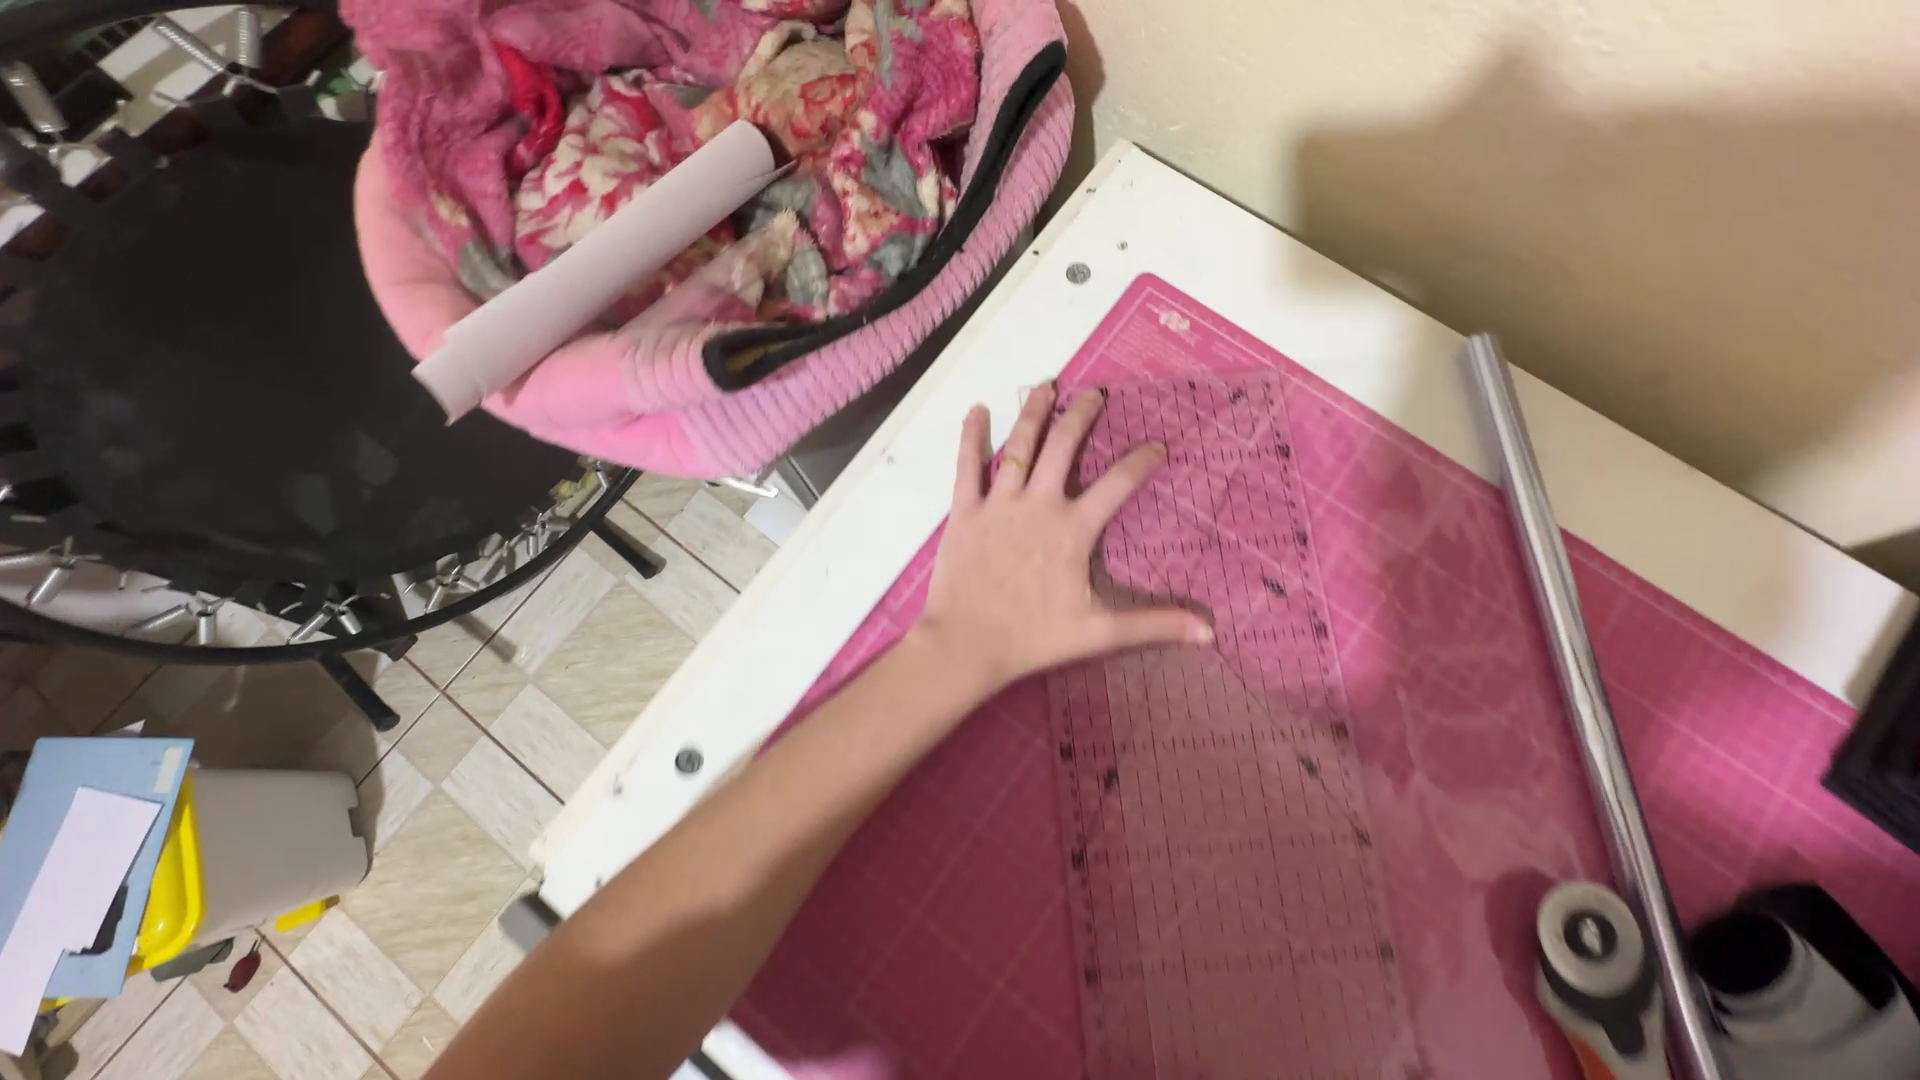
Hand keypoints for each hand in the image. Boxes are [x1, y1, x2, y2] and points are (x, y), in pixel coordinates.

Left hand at [914, 382, 1213, 690]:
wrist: (966, 644)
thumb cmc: (1033, 638)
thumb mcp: (1099, 632)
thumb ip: (1154, 624)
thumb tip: (1208, 631)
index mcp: (1073, 529)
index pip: (1118, 483)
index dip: (1141, 460)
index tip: (1158, 445)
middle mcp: (1038, 505)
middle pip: (1064, 446)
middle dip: (1082, 415)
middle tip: (1094, 394)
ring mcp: (998, 504)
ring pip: (1019, 446)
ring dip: (1034, 412)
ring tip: (1046, 384)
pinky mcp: (964, 511)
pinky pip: (967, 466)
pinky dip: (971, 436)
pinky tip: (977, 410)